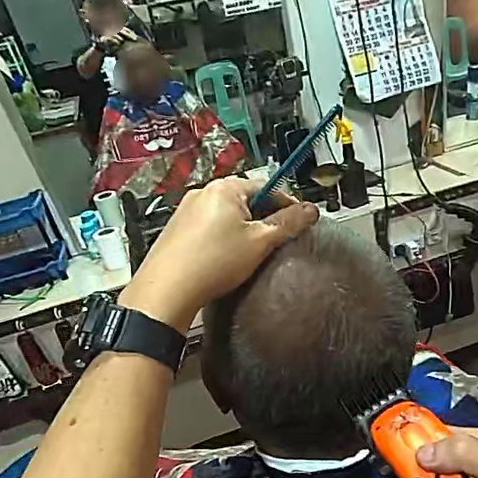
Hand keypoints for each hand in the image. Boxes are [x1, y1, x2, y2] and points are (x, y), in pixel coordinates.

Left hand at [117, 177, 317, 328]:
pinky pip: (212, 227)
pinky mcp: (180, 229)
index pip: (269, 186)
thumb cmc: (211, 262)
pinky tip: (228, 259)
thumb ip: (289, 223)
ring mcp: (188, 210)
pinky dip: (225, 239)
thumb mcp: (261, 242)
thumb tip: (310, 210)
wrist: (168, 290)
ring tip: (250, 255)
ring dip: (244, 230)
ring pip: (229, 215)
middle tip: (275, 243)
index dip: (288, 205)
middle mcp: (204, 193)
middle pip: (248, 200)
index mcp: (225, 188)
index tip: (300, 222)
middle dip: (265, 219)